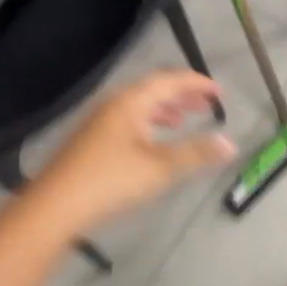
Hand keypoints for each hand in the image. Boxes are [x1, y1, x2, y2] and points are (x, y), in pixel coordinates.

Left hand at [30, 70, 235, 230]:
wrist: (55, 205)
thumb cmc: (111, 181)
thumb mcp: (160, 168)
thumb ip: (196, 154)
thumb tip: (231, 143)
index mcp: (131, 102)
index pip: (169, 80)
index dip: (196, 83)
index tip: (219, 91)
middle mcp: (113, 104)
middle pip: (152, 90)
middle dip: (181, 94)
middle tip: (205, 104)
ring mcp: (98, 122)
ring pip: (138, 106)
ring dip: (163, 109)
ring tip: (183, 121)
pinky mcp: (90, 141)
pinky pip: (127, 120)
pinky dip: (147, 124)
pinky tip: (151, 143)